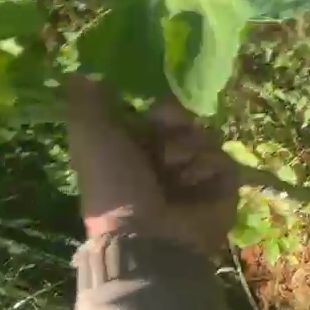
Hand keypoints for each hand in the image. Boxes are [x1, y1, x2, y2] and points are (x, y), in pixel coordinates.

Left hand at [66, 77, 239, 255]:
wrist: (148, 236)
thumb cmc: (115, 186)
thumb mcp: (90, 137)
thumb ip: (88, 104)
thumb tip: (84, 73)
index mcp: (137, 149)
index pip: (159, 114)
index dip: (159, 108)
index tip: (155, 109)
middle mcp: (170, 161)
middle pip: (187, 123)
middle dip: (177, 124)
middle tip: (168, 133)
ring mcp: (199, 177)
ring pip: (208, 139)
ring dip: (191, 149)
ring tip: (177, 170)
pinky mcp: (224, 190)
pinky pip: (226, 163)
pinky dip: (210, 168)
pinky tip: (195, 182)